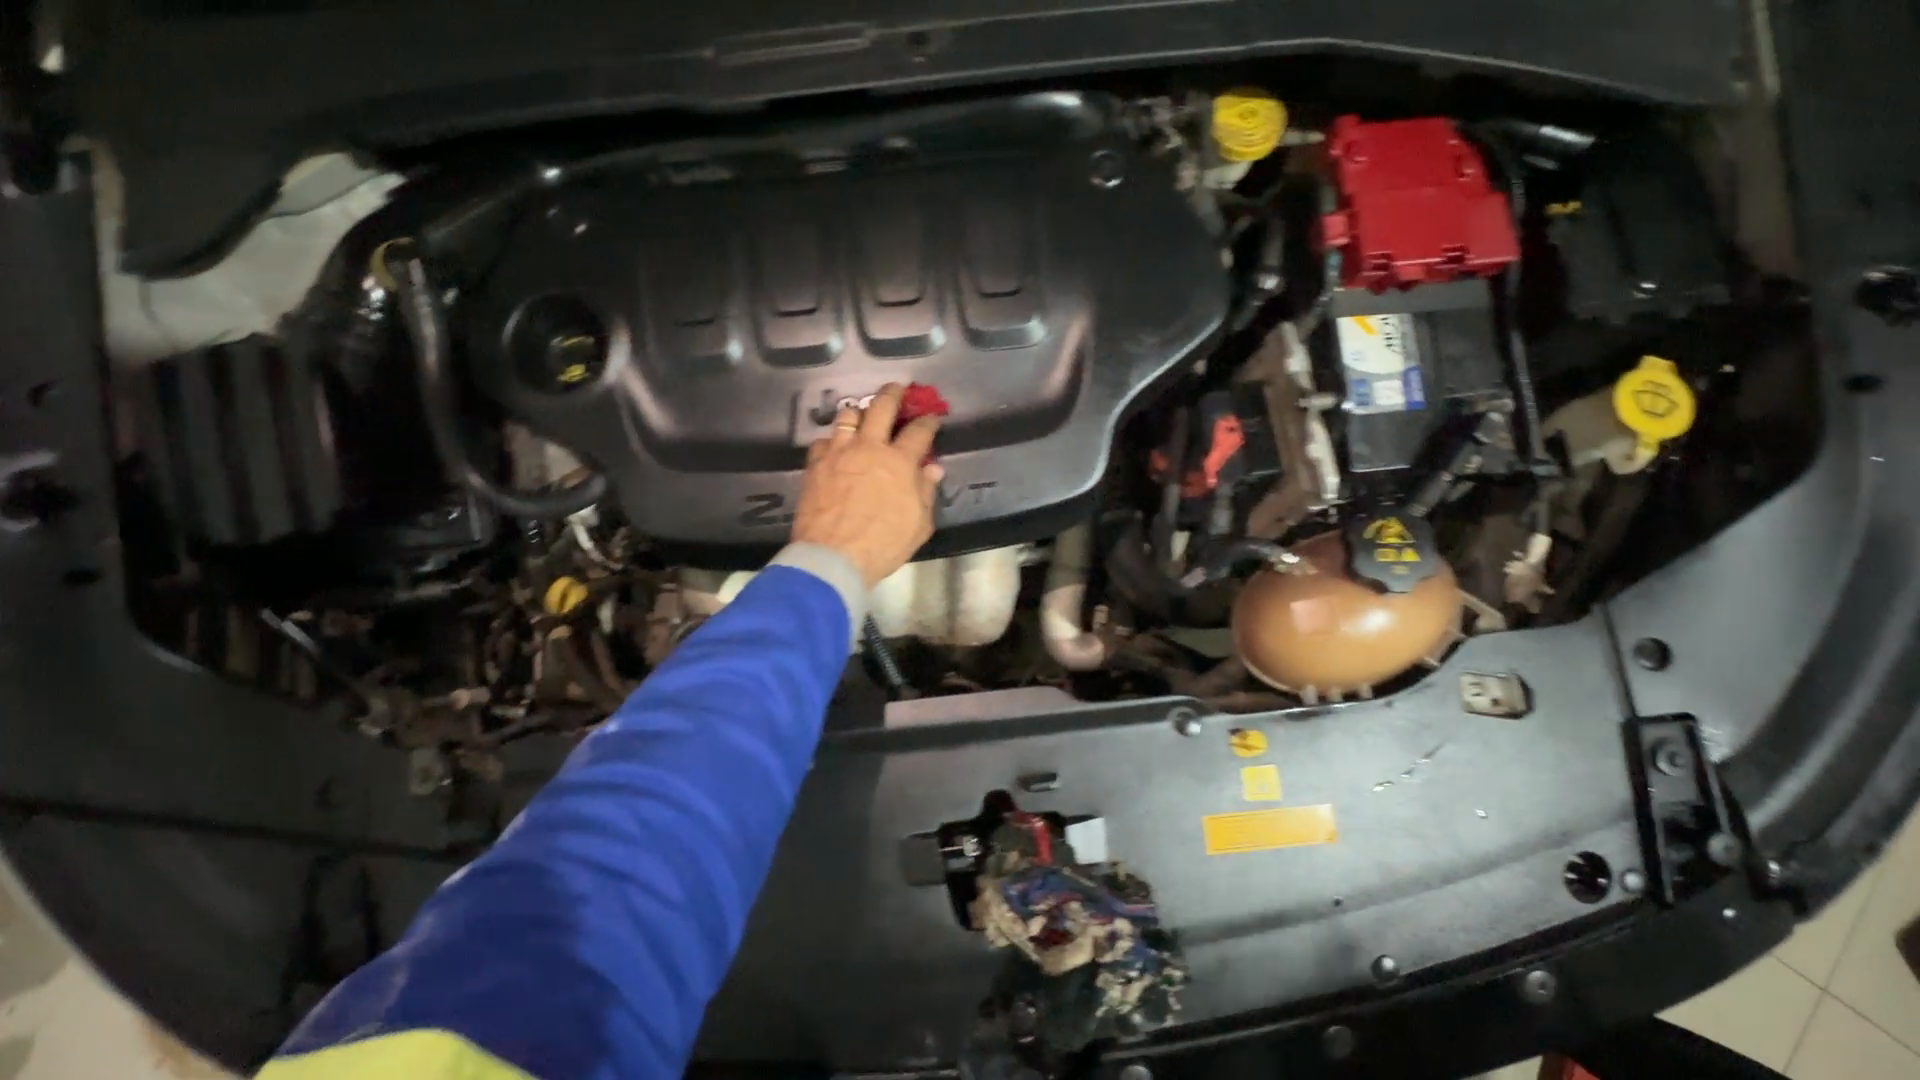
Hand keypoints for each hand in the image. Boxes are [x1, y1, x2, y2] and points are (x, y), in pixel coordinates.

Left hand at [792, 383, 943, 587]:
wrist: (833, 556)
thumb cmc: (883, 544)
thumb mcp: (918, 524)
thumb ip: (926, 492)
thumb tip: (931, 469)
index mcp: (899, 462)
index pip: (920, 431)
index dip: (929, 420)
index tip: (934, 416)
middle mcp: (869, 447)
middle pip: (882, 407)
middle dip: (893, 393)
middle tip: (897, 388)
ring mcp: (838, 452)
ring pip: (848, 416)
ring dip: (858, 412)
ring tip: (862, 414)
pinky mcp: (815, 464)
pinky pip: (823, 440)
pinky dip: (833, 440)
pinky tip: (835, 447)